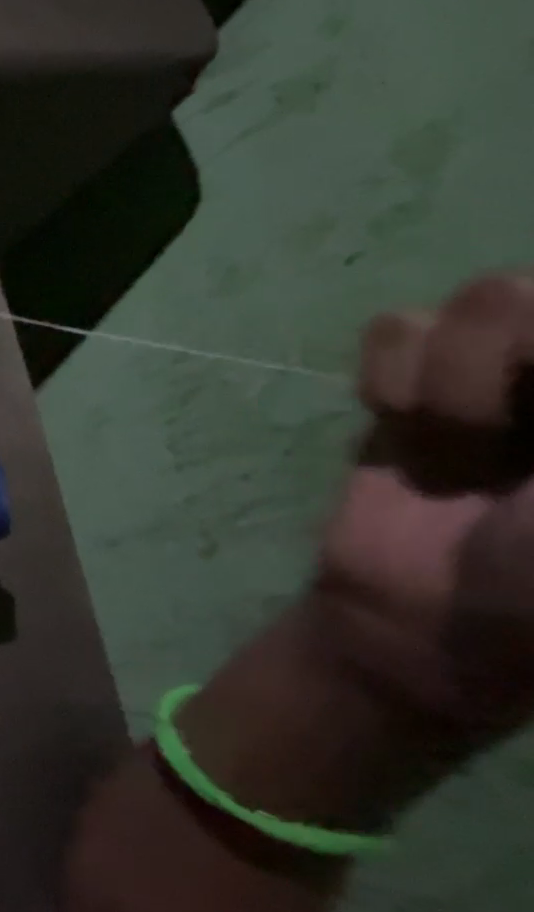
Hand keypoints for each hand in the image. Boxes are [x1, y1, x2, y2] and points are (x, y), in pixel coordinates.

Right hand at [318, 273, 533, 732]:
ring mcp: (505, 369)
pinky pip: (395, 328)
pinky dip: (393, 377)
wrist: (423, 614)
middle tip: (509, 435)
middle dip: (514, 362)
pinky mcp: (416, 381)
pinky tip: (408, 423)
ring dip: (456, 377)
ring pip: (484, 297)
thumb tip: (532, 321)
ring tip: (458, 438)